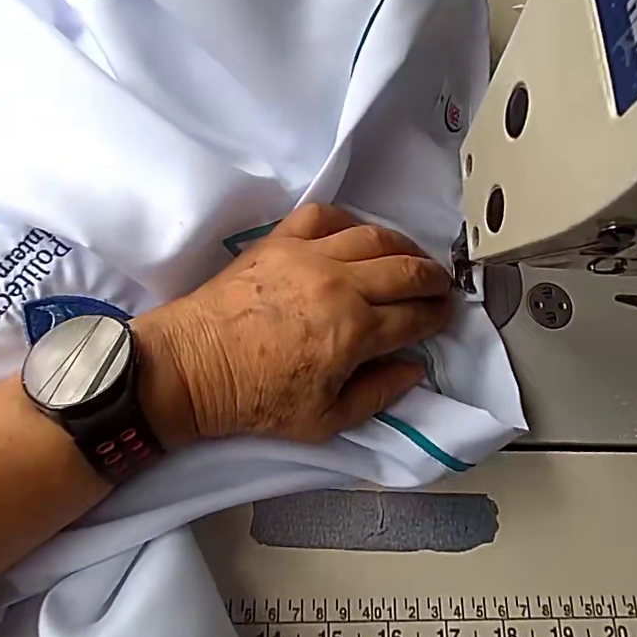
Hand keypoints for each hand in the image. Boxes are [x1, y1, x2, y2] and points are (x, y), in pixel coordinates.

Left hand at [132, 203, 453, 447]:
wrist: (193, 367)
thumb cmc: (253, 399)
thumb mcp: (324, 421)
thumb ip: (378, 395)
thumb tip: (412, 368)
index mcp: (354, 332)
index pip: (415, 316)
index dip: (437, 316)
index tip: (443, 315)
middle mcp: (338, 285)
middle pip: (405, 269)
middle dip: (432, 278)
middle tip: (438, 285)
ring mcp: (306, 257)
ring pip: (373, 236)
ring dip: (401, 246)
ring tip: (408, 258)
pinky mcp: (276, 242)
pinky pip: (322, 216)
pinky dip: (347, 220)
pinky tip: (354, 234)